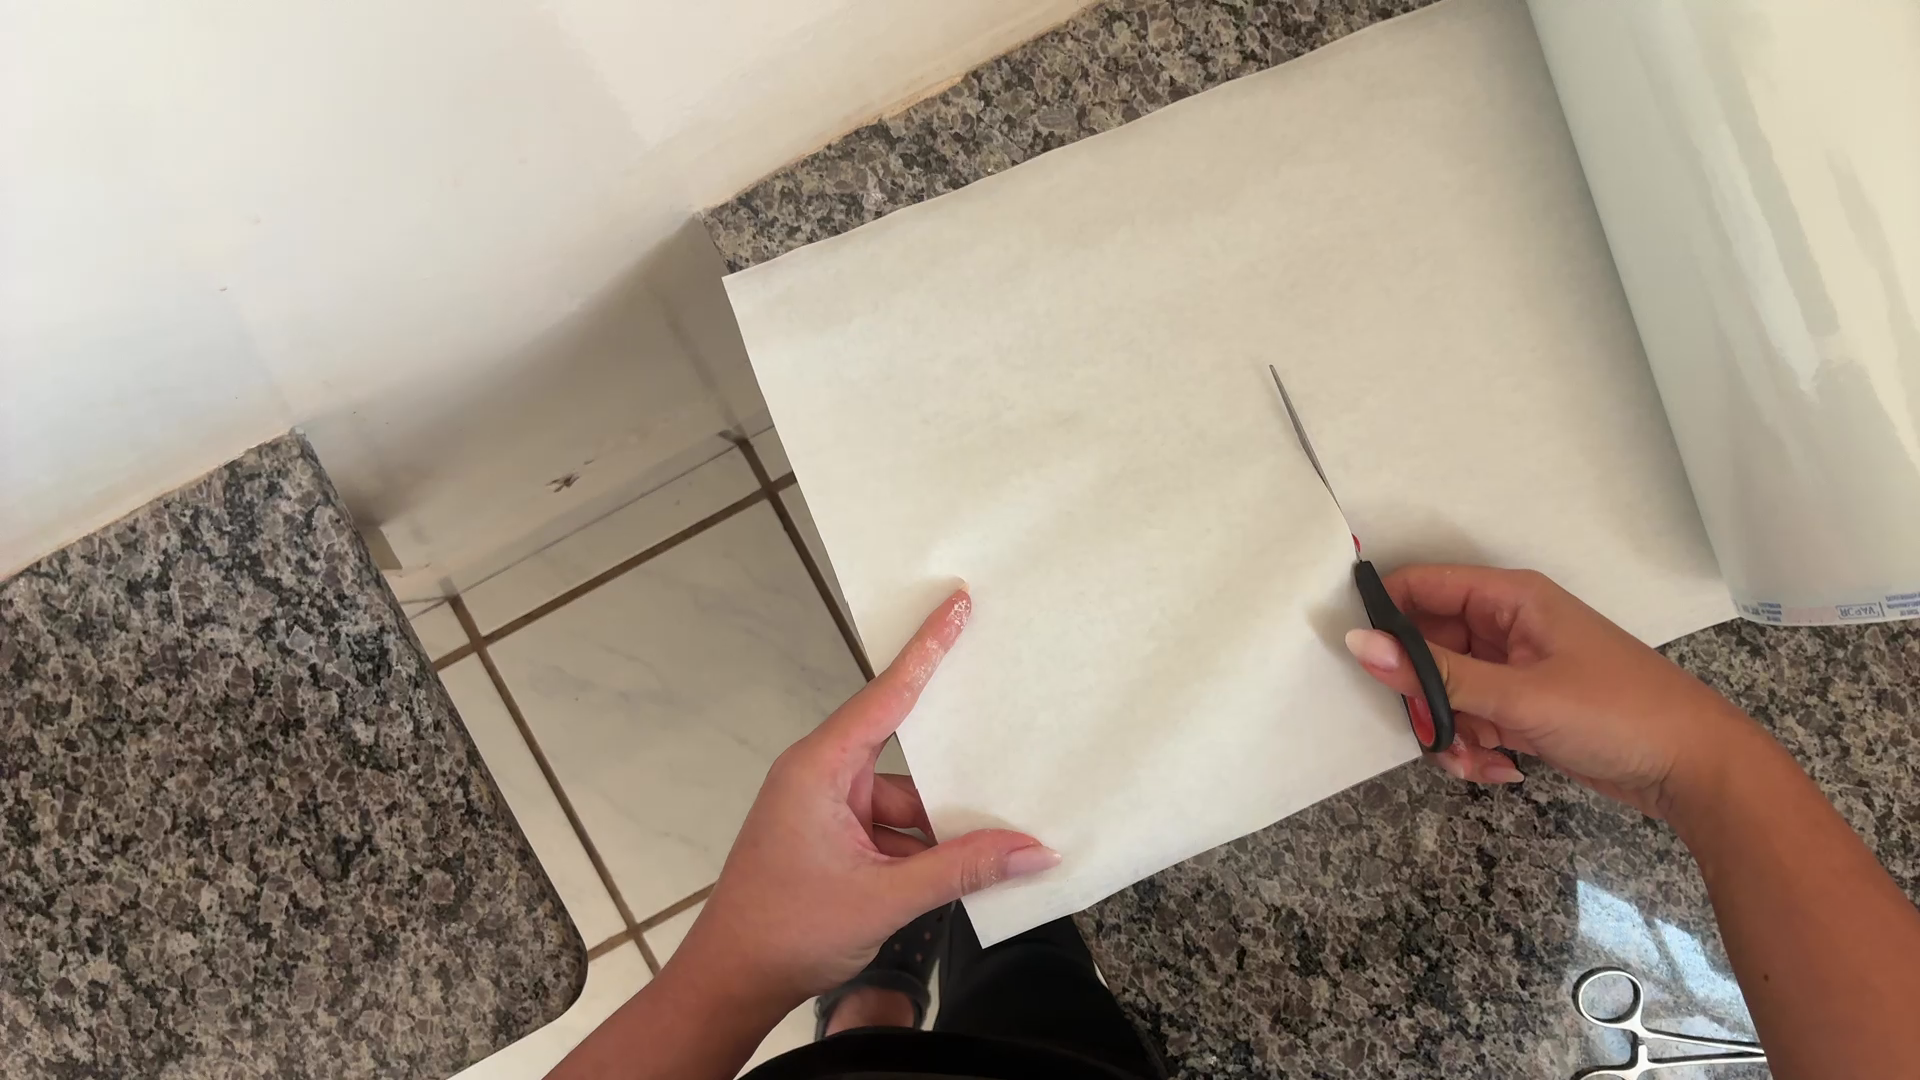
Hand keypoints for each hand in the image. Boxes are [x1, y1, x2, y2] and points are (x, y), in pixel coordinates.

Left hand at [666, 589, 1059, 1012]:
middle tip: (998, 719)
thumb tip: (1034, 850)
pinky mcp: (834, 834)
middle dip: (948, 752)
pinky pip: (891, 823)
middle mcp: (823, 773)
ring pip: (902, 795)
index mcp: (821, 766)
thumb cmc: (787, 931)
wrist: (728, 987)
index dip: (927, 646)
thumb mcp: (885, 896)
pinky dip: (920, 844)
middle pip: (901, 745)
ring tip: (993, 835)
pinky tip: (958, 865)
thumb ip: (962, 869)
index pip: (886, 693)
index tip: (955, 603)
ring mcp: (827, 805)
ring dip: (936, 823)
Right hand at [1343, 565, 1755, 817]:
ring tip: (1469, 760)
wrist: (1703, 778)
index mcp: (1508, 599)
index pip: (1420, 586)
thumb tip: (1357, 643)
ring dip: (1445, 727)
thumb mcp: (1516, 697)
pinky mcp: (1519, 703)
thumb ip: (1432, 673)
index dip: (1385, 613)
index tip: (1360, 656)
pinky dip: (1469, 743)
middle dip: (1420, 691)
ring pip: (1442, 686)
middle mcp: (1504, 625)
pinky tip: (1495, 768)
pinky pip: (1467, 714)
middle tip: (1425, 727)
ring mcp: (1511, 666)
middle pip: (1425, 644)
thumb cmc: (1616, 716)